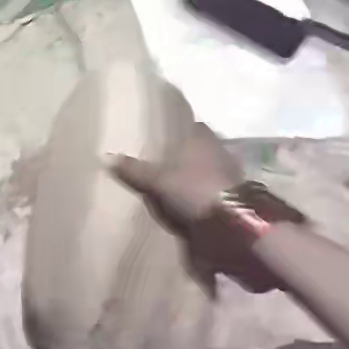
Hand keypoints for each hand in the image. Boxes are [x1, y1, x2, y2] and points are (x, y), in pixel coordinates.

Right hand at [110, 124, 249, 278]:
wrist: (238, 226)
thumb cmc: (193, 188)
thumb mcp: (156, 180)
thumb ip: (133, 169)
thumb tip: (106, 157)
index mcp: (200, 137)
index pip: (189, 123)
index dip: (176, 126)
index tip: (162, 132)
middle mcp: (219, 149)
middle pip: (199, 145)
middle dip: (185, 151)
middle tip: (164, 158)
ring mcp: (233, 172)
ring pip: (209, 166)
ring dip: (198, 172)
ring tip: (177, 180)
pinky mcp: (242, 196)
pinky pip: (218, 186)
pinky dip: (207, 190)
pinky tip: (193, 198)